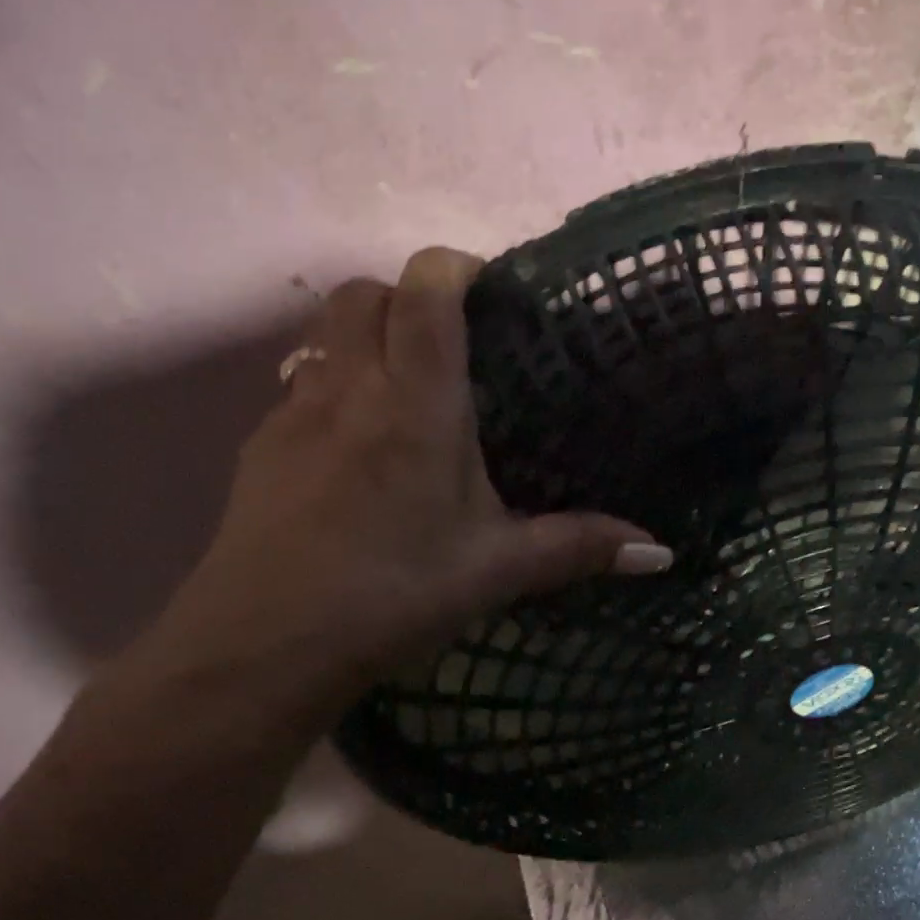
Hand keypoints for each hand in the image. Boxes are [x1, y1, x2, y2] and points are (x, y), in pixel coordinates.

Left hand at [119, 248, 669, 717]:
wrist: (257, 651)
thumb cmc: (392, 595)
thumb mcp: (499, 571)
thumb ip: (581, 547)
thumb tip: (662, 553)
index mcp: (416, 406)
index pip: (426, 292)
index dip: (456, 267)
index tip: (494, 289)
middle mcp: (350, 390)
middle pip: (364, 293)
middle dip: (410, 296)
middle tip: (459, 343)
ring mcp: (293, 415)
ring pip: (325, 333)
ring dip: (369, 335)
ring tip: (415, 390)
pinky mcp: (260, 448)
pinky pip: (301, 382)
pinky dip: (337, 384)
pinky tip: (364, 447)